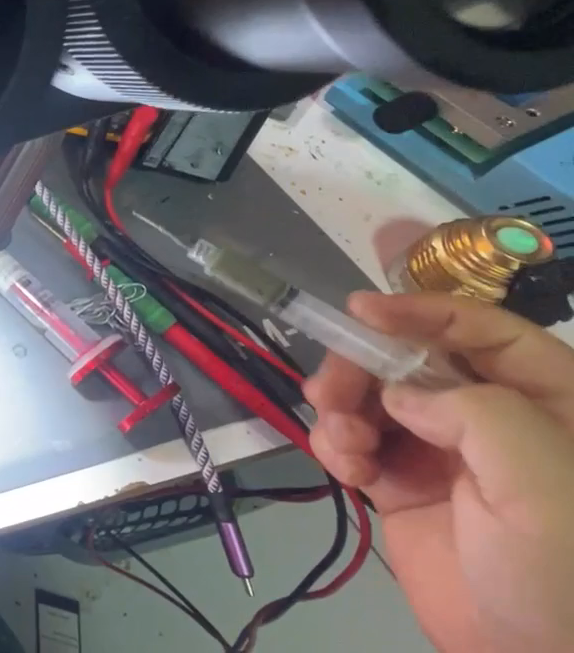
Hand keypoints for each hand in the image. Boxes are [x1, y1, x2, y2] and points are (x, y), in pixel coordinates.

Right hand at [304, 291, 573, 652]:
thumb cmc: (565, 572)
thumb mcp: (542, 485)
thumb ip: (475, 413)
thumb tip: (401, 391)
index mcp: (552, 409)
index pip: (488, 333)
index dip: (423, 311)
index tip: (358, 309)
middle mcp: (496, 421)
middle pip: (409, 360)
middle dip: (360, 369)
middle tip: (330, 395)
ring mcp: (445, 453)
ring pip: (370, 397)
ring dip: (341, 410)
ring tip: (343, 446)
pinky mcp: (402, 484)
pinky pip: (351, 440)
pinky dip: (335, 446)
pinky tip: (344, 470)